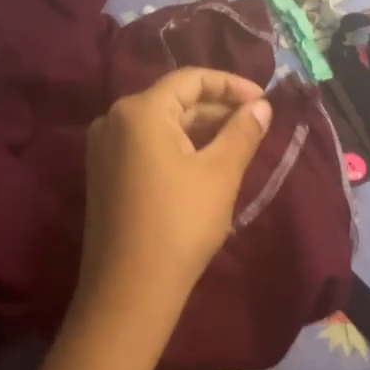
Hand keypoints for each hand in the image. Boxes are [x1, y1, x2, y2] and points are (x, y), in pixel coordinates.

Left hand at [81, 67, 272, 316]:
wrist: (130, 290)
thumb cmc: (180, 224)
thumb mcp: (220, 174)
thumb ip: (243, 132)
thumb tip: (261, 106)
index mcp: (139, 110)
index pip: (190, 79)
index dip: (231, 84)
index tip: (265, 99)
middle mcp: (114, 119)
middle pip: (173, 100)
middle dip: (217, 108)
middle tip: (257, 124)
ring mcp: (104, 148)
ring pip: (160, 124)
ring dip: (200, 128)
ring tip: (239, 143)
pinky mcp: (104, 173)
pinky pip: (146, 145)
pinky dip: (178, 146)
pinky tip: (206, 163)